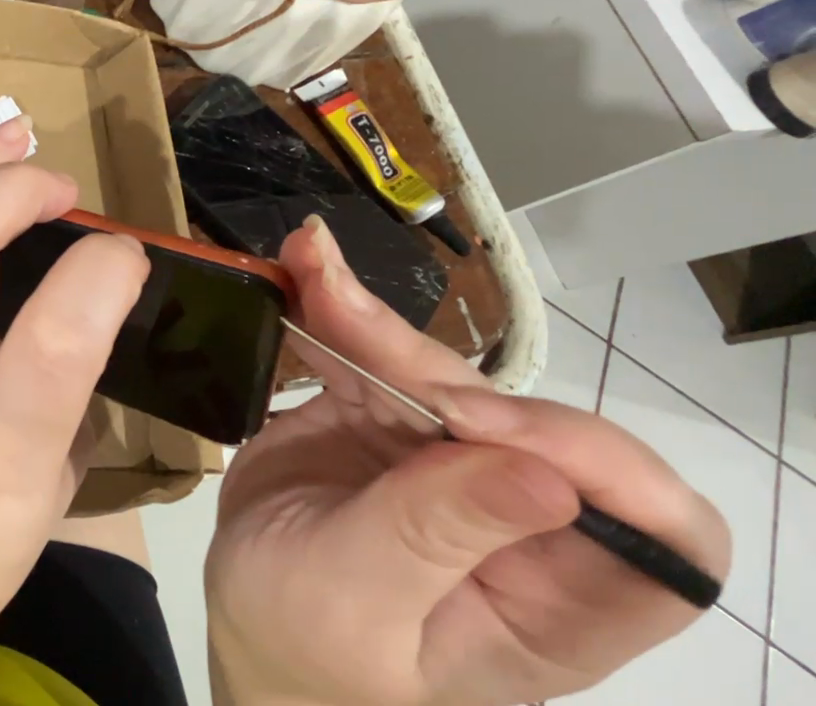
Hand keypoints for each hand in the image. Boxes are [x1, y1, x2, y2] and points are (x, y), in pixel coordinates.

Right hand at [205, 218, 730, 705]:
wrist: (246, 617)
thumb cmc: (306, 642)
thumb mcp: (358, 605)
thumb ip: (430, 539)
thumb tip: (543, 478)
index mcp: (560, 597)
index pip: (656, 529)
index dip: (594, 461)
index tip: (470, 422)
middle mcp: (523, 517)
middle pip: (522, 423)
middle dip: (434, 365)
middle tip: (343, 314)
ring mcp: (448, 462)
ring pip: (436, 374)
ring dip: (370, 317)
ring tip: (310, 258)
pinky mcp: (382, 423)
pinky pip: (368, 359)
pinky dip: (333, 312)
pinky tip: (306, 269)